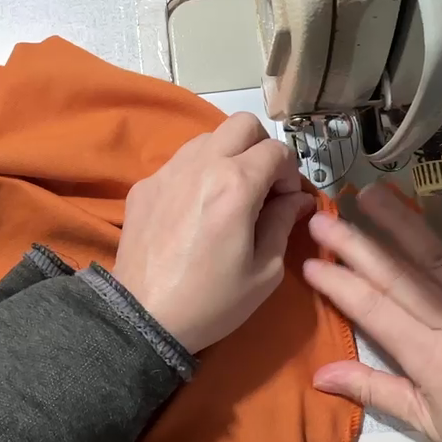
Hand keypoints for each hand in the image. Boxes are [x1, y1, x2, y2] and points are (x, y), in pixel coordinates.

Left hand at [115, 113, 315, 353]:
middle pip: (241, 124)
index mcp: (236, 184)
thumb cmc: (212, 301)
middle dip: (260, 147)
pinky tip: (194, 210)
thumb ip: (284, 222)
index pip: (276, 149)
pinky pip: (178, 162)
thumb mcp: (265, 271)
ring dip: (227, 155)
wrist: (144, 318)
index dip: (290, 172)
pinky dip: (196, 173)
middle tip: (262, 183)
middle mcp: (200, 165)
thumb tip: (297, 198)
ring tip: (228, 194)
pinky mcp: (144, 185)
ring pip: (207, 137)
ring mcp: (167, 171)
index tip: (286, 199)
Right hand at [302, 191, 441, 441]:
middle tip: (322, 216)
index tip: (306, 260)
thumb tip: (320, 375)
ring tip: (374, 193)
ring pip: (438, 255)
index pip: (371, 307)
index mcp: (433, 356)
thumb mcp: (432, 429)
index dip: (336, 282)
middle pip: (397, 272)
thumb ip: (377, 391)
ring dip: (403, 222)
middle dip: (355, 242)